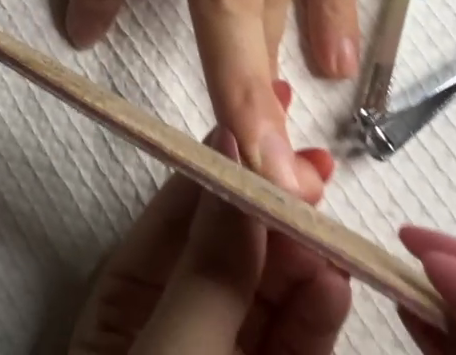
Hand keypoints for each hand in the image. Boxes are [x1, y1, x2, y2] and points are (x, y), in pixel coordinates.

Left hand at [71, 94, 349, 354]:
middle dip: (269, 206)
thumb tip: (230, 154)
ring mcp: (223, 352)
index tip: (256, 123)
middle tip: (314, 166)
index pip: (172, 220)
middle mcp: (174, 320)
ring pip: (268, 291)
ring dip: (302, 255)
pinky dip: (316, 312)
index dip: (215, 169)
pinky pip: (294, 340)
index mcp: (122, 306)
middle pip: (228, 249)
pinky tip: (334, 281)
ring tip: (325, 222)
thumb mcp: (172, 351)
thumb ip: (208, 270)